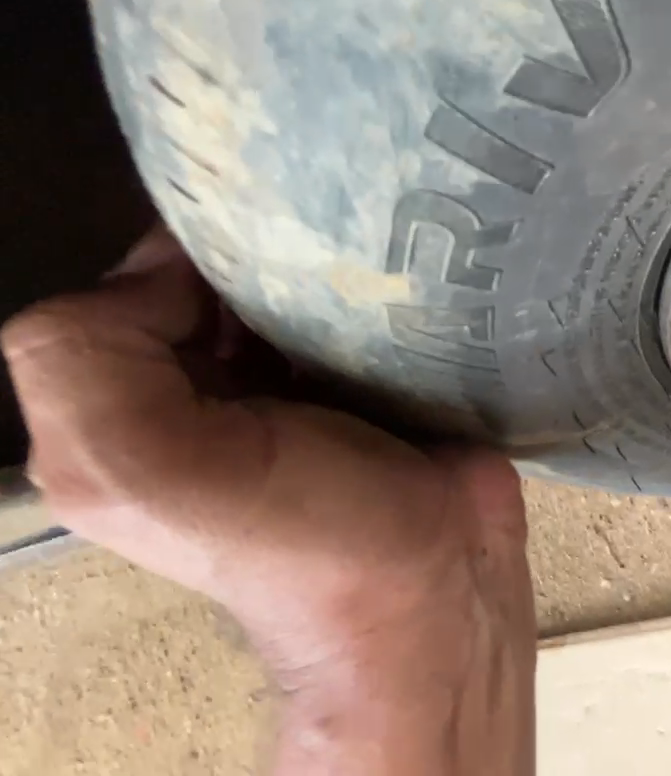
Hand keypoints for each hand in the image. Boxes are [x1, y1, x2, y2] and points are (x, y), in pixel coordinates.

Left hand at [1, 228, 533, 774]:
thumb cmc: (300, 535)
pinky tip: (434, 277)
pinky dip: (404, 292)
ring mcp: (322, 384)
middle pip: (233, 284)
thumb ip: (93, 361)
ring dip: (349, 265)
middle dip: (275, 249)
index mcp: (138, 405)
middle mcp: (223, 387)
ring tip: (402, 239)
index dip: (184, 255)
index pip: (136, 291)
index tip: (264, 233)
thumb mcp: (144, 468)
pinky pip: (390, 316)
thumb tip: (178, 274)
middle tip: (347, 227)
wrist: (435, 583)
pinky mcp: (401, 381)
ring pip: (316, 292)